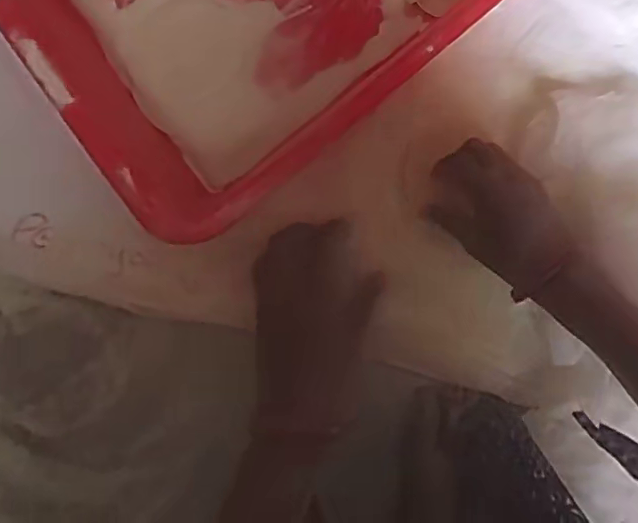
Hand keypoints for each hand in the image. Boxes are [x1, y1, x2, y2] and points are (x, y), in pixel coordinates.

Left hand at [251, 220, 384, 434]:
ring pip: (271, 251)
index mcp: (320, 288)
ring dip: (287, 239)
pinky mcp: (259, 311)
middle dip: (307, 228)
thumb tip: (378, 273)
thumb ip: (366, 299)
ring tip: (304, 243)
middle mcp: (290, 285)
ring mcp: (270, 297)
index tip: (348, 224)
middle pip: (291, 238)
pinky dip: (272, 258)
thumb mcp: (357, 335)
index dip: (337, 228)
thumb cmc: (334, 374)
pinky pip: (261, 270)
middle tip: (325, 232)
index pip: (326, 241)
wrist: (295, 414)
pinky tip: (287, 265)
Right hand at [426, 139, 576, 298]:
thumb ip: (448, 220)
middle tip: (450, 175)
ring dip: (476, 157)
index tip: (434, 179)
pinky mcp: (532, 180)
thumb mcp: (473, 242)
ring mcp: (520, 173)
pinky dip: (492, 163)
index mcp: (485, 185)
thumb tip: (424, 208)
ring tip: (469, 178)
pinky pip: (507, 160)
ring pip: (492, 149)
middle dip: (458, 156)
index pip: (457, 161)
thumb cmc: (509, 256)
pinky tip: (490, 186)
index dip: (442, 166)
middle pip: (474, 146)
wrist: (553, 263)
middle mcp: (503, 171)